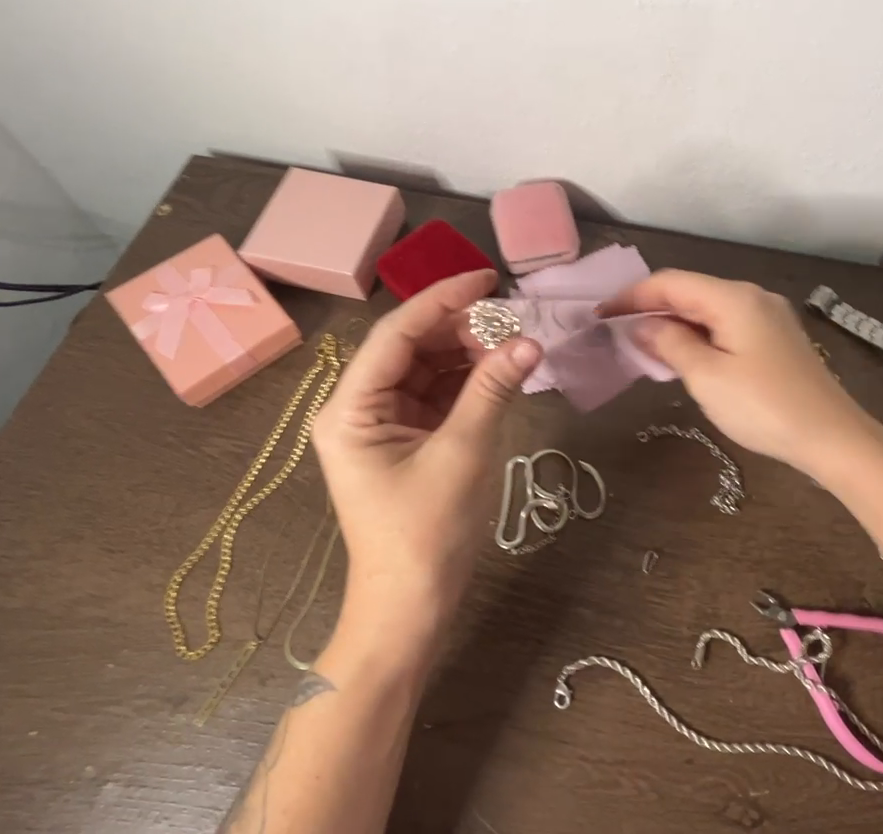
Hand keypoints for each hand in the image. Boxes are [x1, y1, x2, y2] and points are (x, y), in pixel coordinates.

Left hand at [312, 270, 540, 619]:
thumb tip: (531, 341)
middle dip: (462, 328)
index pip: (396, 334)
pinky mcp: (408, 438)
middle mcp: (360, 407)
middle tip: (514, 320)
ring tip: (515, 344)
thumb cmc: (426, 532)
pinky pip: (439, 394)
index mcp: (351, 408)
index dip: (442, 299)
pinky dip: (470, 380)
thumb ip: (493, 389)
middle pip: (412, 347)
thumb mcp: (463, 453)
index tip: (488, 278)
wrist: (413, 604)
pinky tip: (503, 369)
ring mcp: (384, 423)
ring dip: (470, 352)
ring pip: (429, 367)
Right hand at [603, 270, 875, 470]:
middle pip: (690, 292)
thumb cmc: (763, 406)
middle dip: (651, 309)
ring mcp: (768, 317)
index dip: (631, 296)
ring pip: (708, 310)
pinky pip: (726, 326)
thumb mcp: (707, 377)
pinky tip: (685, 358)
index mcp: (733, 298)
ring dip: (675, 324)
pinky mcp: (776, 339)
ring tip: (643, 348)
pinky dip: (699, 336)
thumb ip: (670, 344)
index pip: (670, 283)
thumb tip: (644, 326)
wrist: (831, 436)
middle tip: (616, 333)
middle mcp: (752, 297)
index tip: (599, 315)